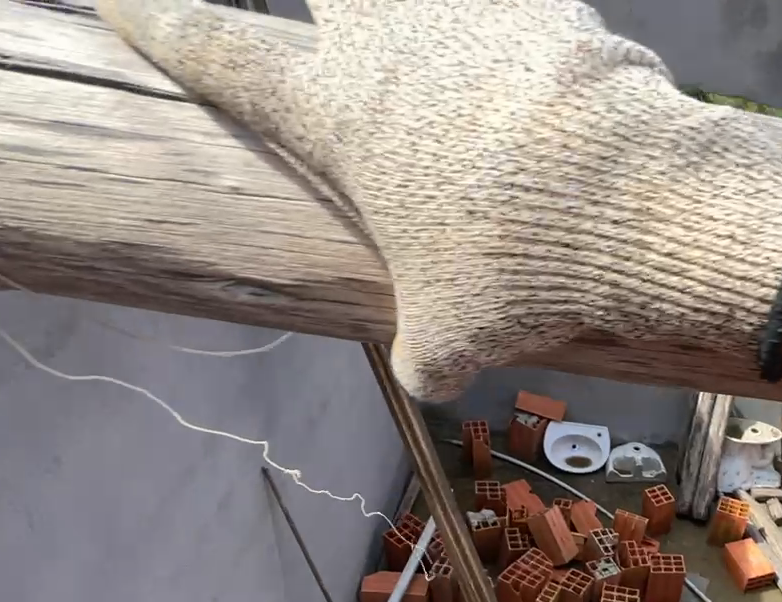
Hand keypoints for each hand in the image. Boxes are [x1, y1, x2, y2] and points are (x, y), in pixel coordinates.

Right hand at [97, 0, 781, 398]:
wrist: (619, 208)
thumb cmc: (511, 271)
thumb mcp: (456, 335)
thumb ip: (430, 356)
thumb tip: (429, 384)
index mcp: (334, 105)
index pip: (218, 50)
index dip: (162, 22)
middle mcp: (390, 35)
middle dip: (328, 12)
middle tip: (337, 29)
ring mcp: (471, 8)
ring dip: (436, 23)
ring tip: (452, 63)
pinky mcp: (553, 7)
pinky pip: (528, 11)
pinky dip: (536, 38)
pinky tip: (559, 71)